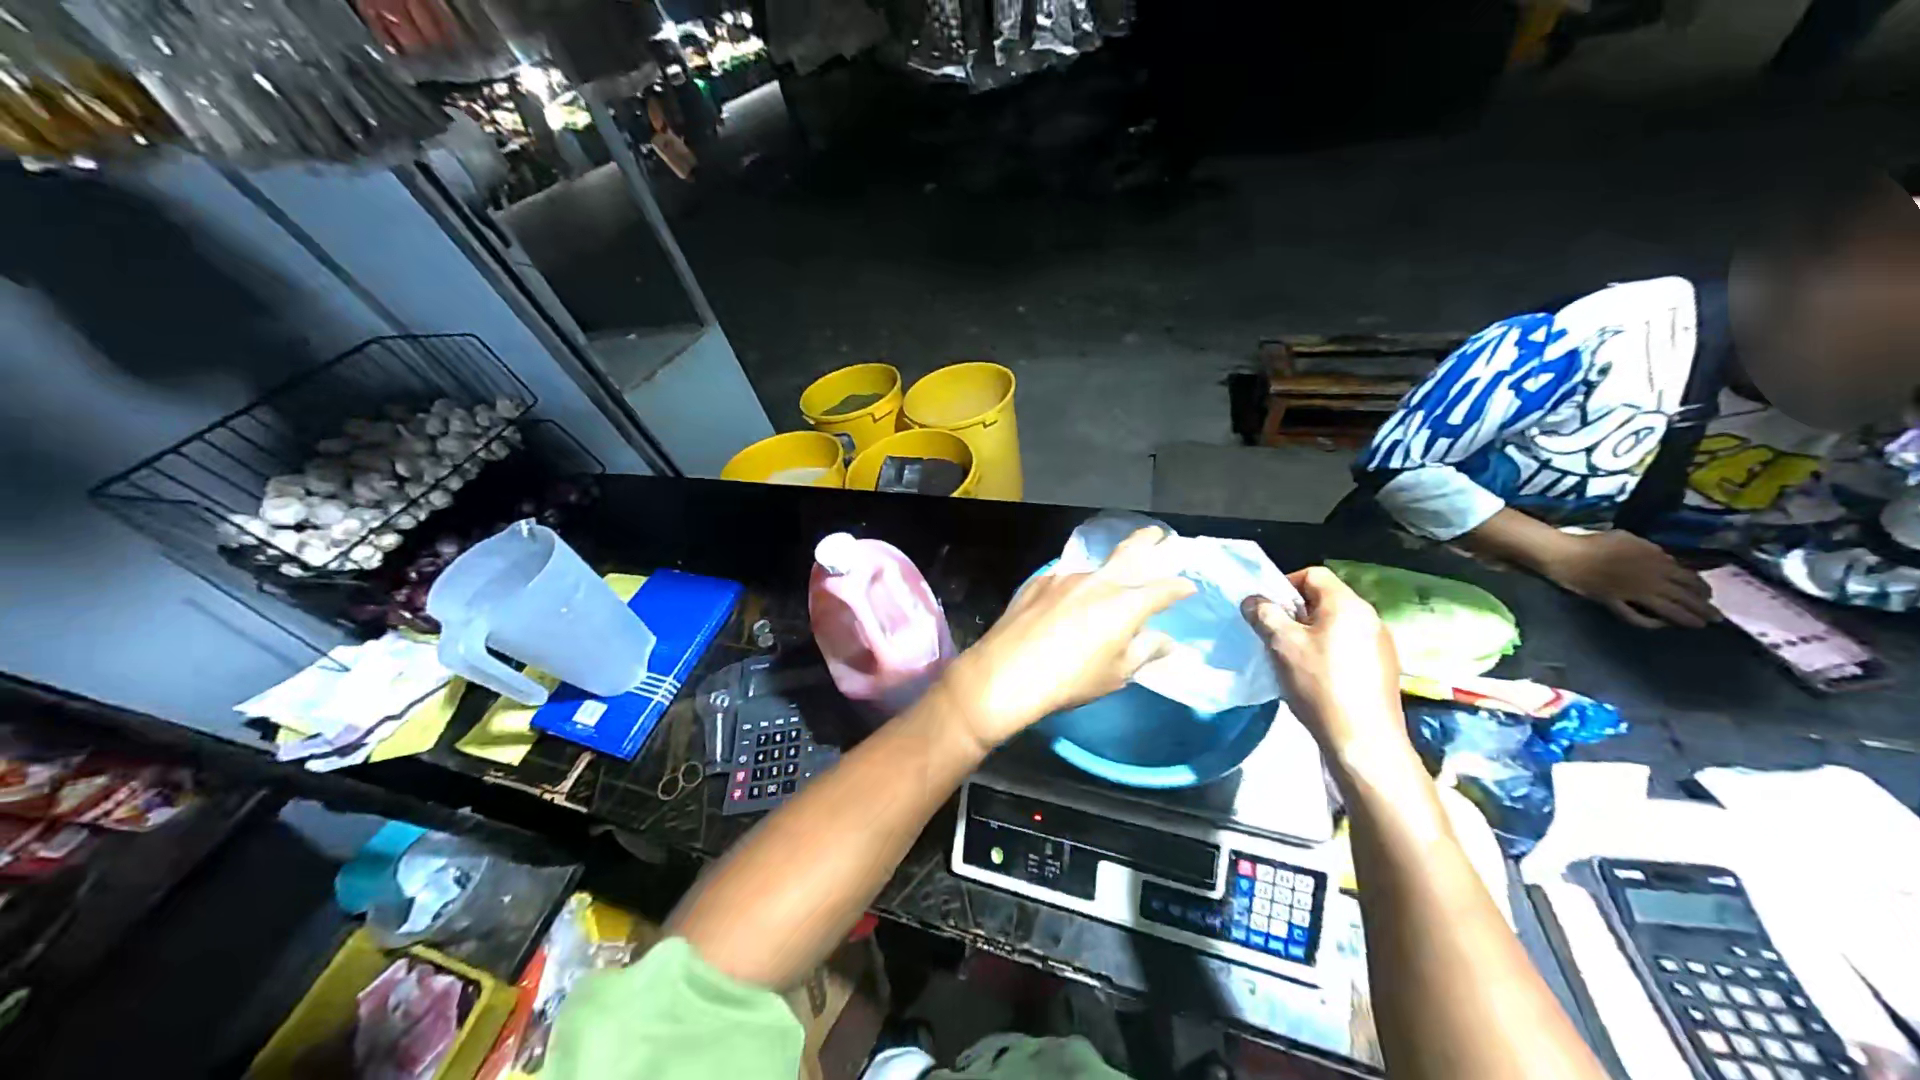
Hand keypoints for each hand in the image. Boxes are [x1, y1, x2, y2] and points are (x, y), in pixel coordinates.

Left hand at [941, 527, 1194, 751]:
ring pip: (1094, 566)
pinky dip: (1075, 584)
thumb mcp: (1116, 674)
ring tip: (1109, 578)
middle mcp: (1098, 581)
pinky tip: (1069, 597)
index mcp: (1125, 604)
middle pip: (1129, 552)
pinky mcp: (1038, 582)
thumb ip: (1144, 651)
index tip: (1188, 587)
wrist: (1006, 673)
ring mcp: (1064, 577)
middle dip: (1147, 541)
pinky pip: (1064, 577)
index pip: (1163, 589)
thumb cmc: (1070, 680)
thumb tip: (1165, 641)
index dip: (1179, 588)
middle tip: (1157, 534)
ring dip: (1106, 569)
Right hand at [1242, 567, 1408, 765]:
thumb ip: (1264, 614)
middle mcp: (1370, 616)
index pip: (1312, 574)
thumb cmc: (1319, 684)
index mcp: (1347, 604)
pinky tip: (1317, 677)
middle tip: (1275, 636)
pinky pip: (1349, 645)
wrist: (1363, 739)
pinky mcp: (1383, 666)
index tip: (1267, 611)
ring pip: (1337, 624)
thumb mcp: (1282, 645)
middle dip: (1296, 612)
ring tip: (1293, 659)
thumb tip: (1254, 600)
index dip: (1284, 585)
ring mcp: (1381, 642)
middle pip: (1325, 599)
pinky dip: (1329, 651)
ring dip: (1312, 633)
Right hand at [1544, 530, 1720, 628]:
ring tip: (1697, 625)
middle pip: (1685, 597)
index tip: (1709, 597)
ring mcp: (1632, 594)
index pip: (1690, 579)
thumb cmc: (1594, 542)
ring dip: (1685, 619)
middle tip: (1715, 618)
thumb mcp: (1628, 538)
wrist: (1565, 554)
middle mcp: (1651, 581)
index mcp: (1657, 563)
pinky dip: (1649, 623)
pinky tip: (1658, 625)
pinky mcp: (1614, 603)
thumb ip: (1652, 550)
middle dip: (1703, 608)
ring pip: (1667, 610)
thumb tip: (1668, 561)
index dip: (1703, 589)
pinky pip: (1635, 616)